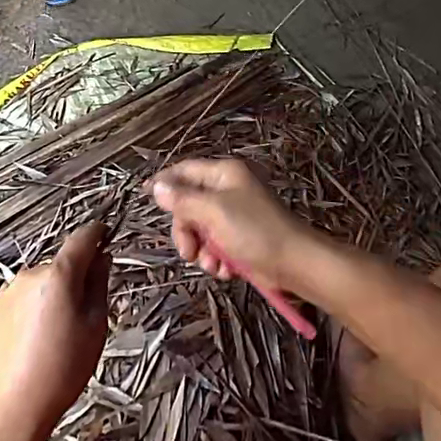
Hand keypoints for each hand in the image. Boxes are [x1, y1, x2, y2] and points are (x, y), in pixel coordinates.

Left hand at [0, 222, 110, 440]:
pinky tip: (36, 345)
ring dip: (52, 298)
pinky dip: (32, 313)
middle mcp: (29, 277)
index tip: (105, 234)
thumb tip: (101, 261)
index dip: (97, 234)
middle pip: (61, 265)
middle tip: (87, 312)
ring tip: (59, 338)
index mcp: (59, 275)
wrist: (7, 412)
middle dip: (75, 279)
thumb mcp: (95, 327)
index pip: (82, 238)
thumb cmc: (58, 373)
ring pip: (41, 285)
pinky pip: (21, 303)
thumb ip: (99, 286)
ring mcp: (6, 295)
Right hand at [151, 158, 318, 290]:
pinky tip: (226, 270)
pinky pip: (216, 246)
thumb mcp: (213, 212)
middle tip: (188, 251)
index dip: (165, 182)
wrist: (295, 263)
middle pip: (188, 205)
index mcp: (224, 174)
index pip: (185, 170)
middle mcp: (228, 190)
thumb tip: (157, 187)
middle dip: (186, 231)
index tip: (145, 195)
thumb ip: (183, 200)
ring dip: (202, 251)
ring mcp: (235, 216)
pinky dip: (217, 259)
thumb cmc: (255, 230)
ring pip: (200, 230)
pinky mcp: (241, 239)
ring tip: (213, 264)